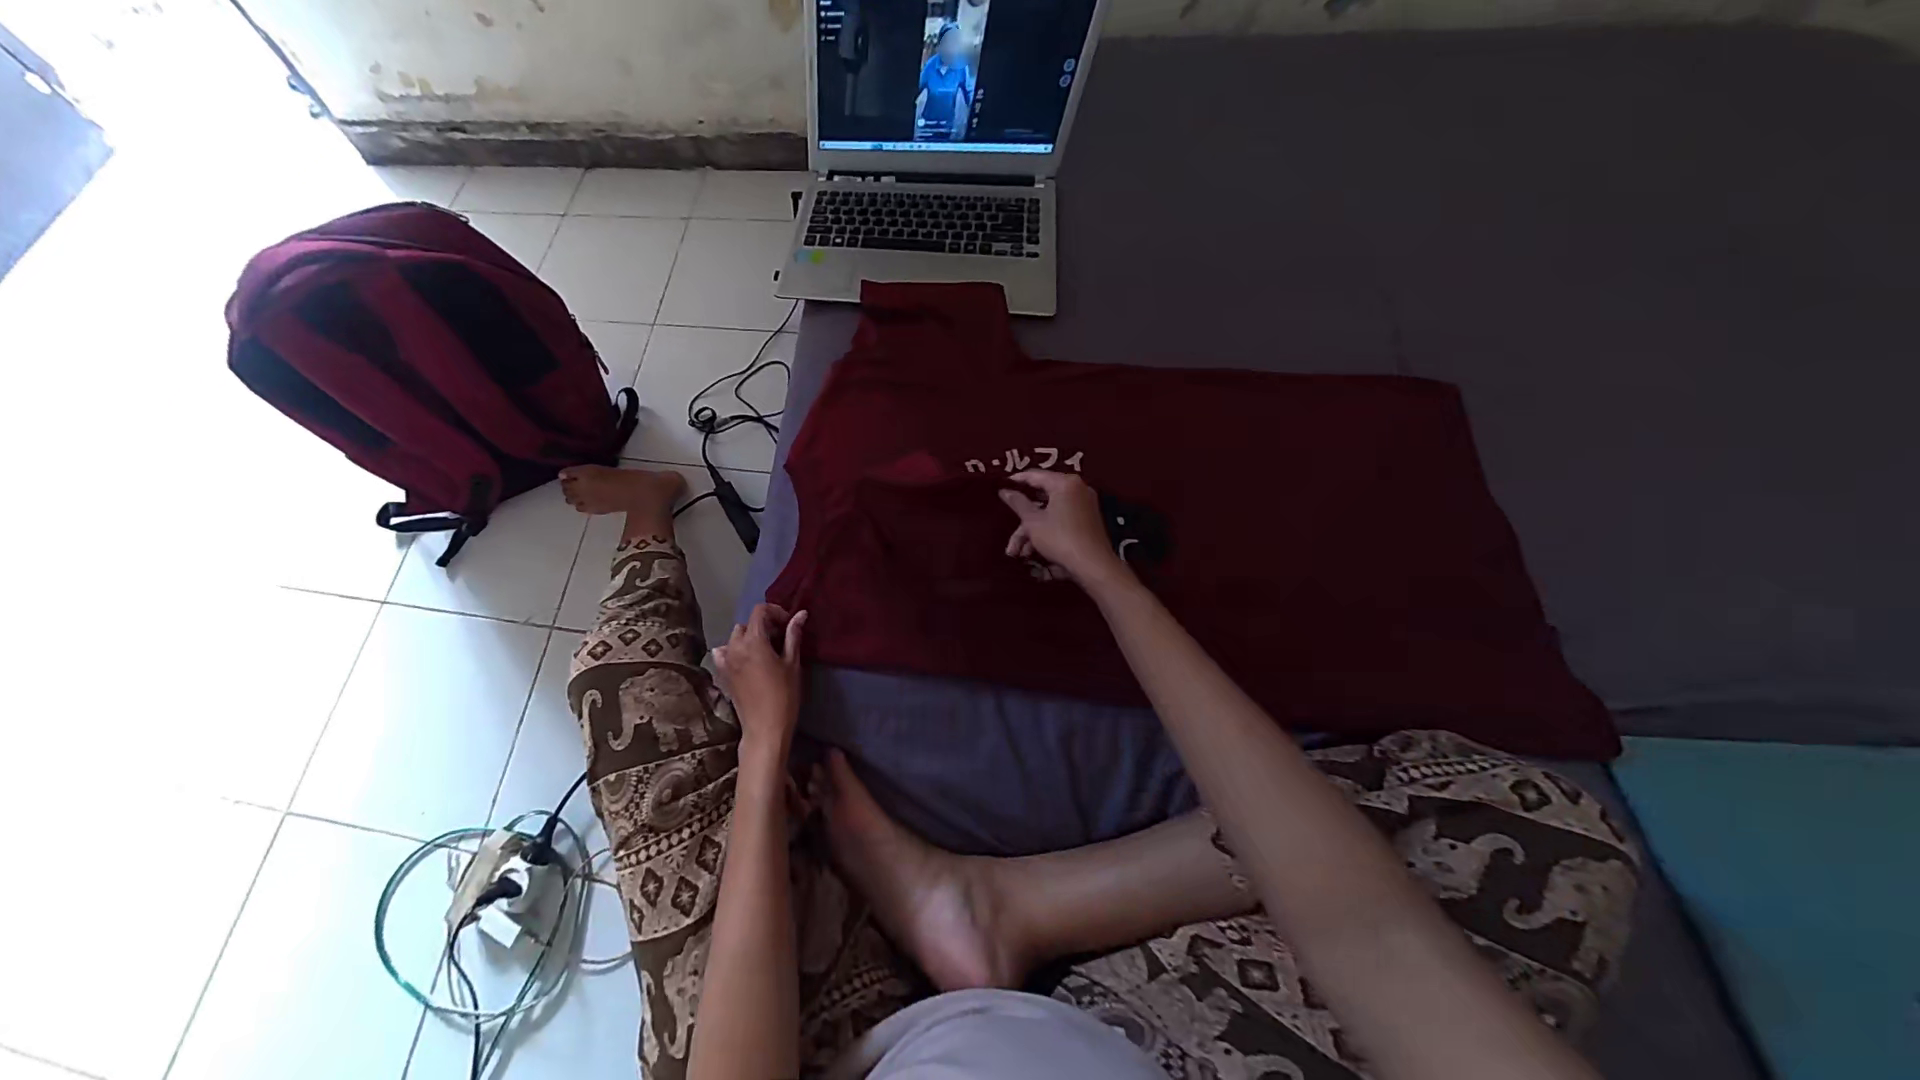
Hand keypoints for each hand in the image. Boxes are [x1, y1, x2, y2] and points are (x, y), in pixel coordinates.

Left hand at [712, 604, 808, 751]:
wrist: (764, 727)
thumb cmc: (784, 695)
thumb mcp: (793, 663)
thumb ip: (793, 635)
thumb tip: (800, 614)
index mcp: (753, 641)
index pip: (760, 611)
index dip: (776, 612)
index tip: (789, 624)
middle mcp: (734, 646)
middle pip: (748, 623)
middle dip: (765, 625)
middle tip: (782, 638)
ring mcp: (725, 661)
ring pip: (735, 636)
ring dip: (750, 636)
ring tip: (766, 649)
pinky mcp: (722, 674)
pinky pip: (724, 652)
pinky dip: (733, 649)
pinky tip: (746, 659)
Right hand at [999, 470, 1130, 591]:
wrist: (1093, 565)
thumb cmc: (1059, 538)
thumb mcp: (1033, 521)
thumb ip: (1018, 503)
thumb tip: (1004, 490)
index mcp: (1065, 483)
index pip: (1035, 475)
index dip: (1016, 480)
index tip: (1001, 486)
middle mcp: (1077, 489)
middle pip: (1042, 498)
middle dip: (1023, 520)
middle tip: (1007, 526)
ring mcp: (1084, 505)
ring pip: (1050, 513)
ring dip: (1031, 532)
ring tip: (1017, 553)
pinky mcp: (1088, 521)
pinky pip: (1062, 520)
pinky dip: (1047, 532)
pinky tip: (1033, 552)